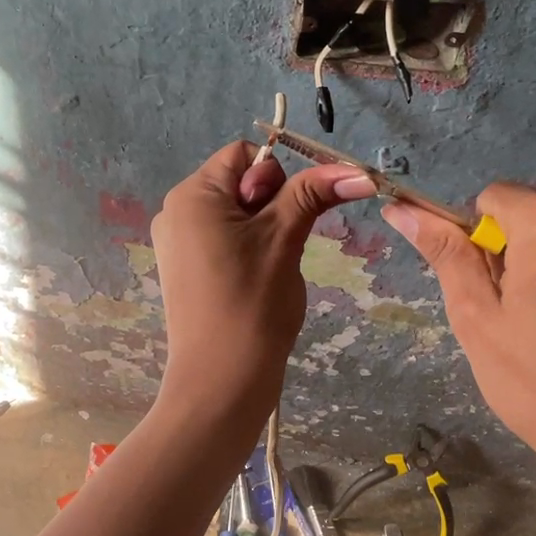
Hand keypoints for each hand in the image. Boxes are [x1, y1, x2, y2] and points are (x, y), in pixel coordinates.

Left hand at [150, 141, 375, 429]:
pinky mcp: (183, 269)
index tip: (282, 215)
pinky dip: (246, 249)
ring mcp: (175, 242)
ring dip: (263, 229)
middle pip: (237, 181)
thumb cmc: (252, 303)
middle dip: (269, 205)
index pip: (243, 154)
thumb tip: (360, 172)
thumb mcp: (285, 238)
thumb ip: (314, 195)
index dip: (274, 177)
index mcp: (192, 194)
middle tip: (278, 246)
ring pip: (234, 213)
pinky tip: (254, 281)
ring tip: (267, 268)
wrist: (220, 381)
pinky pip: (221, 239)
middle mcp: (175, 210)